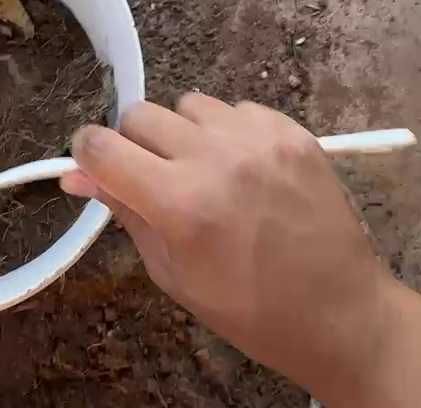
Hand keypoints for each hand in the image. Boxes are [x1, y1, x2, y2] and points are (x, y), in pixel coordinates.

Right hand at [64, 95, 394, 386]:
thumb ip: (123, 211)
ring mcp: (257, 139)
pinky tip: (246, 168)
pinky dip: (229, 132)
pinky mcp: (291, 130)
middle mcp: (215, 159)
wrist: (345, 316)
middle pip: (138, 114)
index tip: (95, 166)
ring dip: (184, 133)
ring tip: (208, 171)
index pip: (101, 145)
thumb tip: (75, 175)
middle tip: (159, 179)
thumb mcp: (172, 272)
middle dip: (136, 143)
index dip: (87, 153)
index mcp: (180, 204)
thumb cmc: (248, 309)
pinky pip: (233, 108)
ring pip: (186, 103)